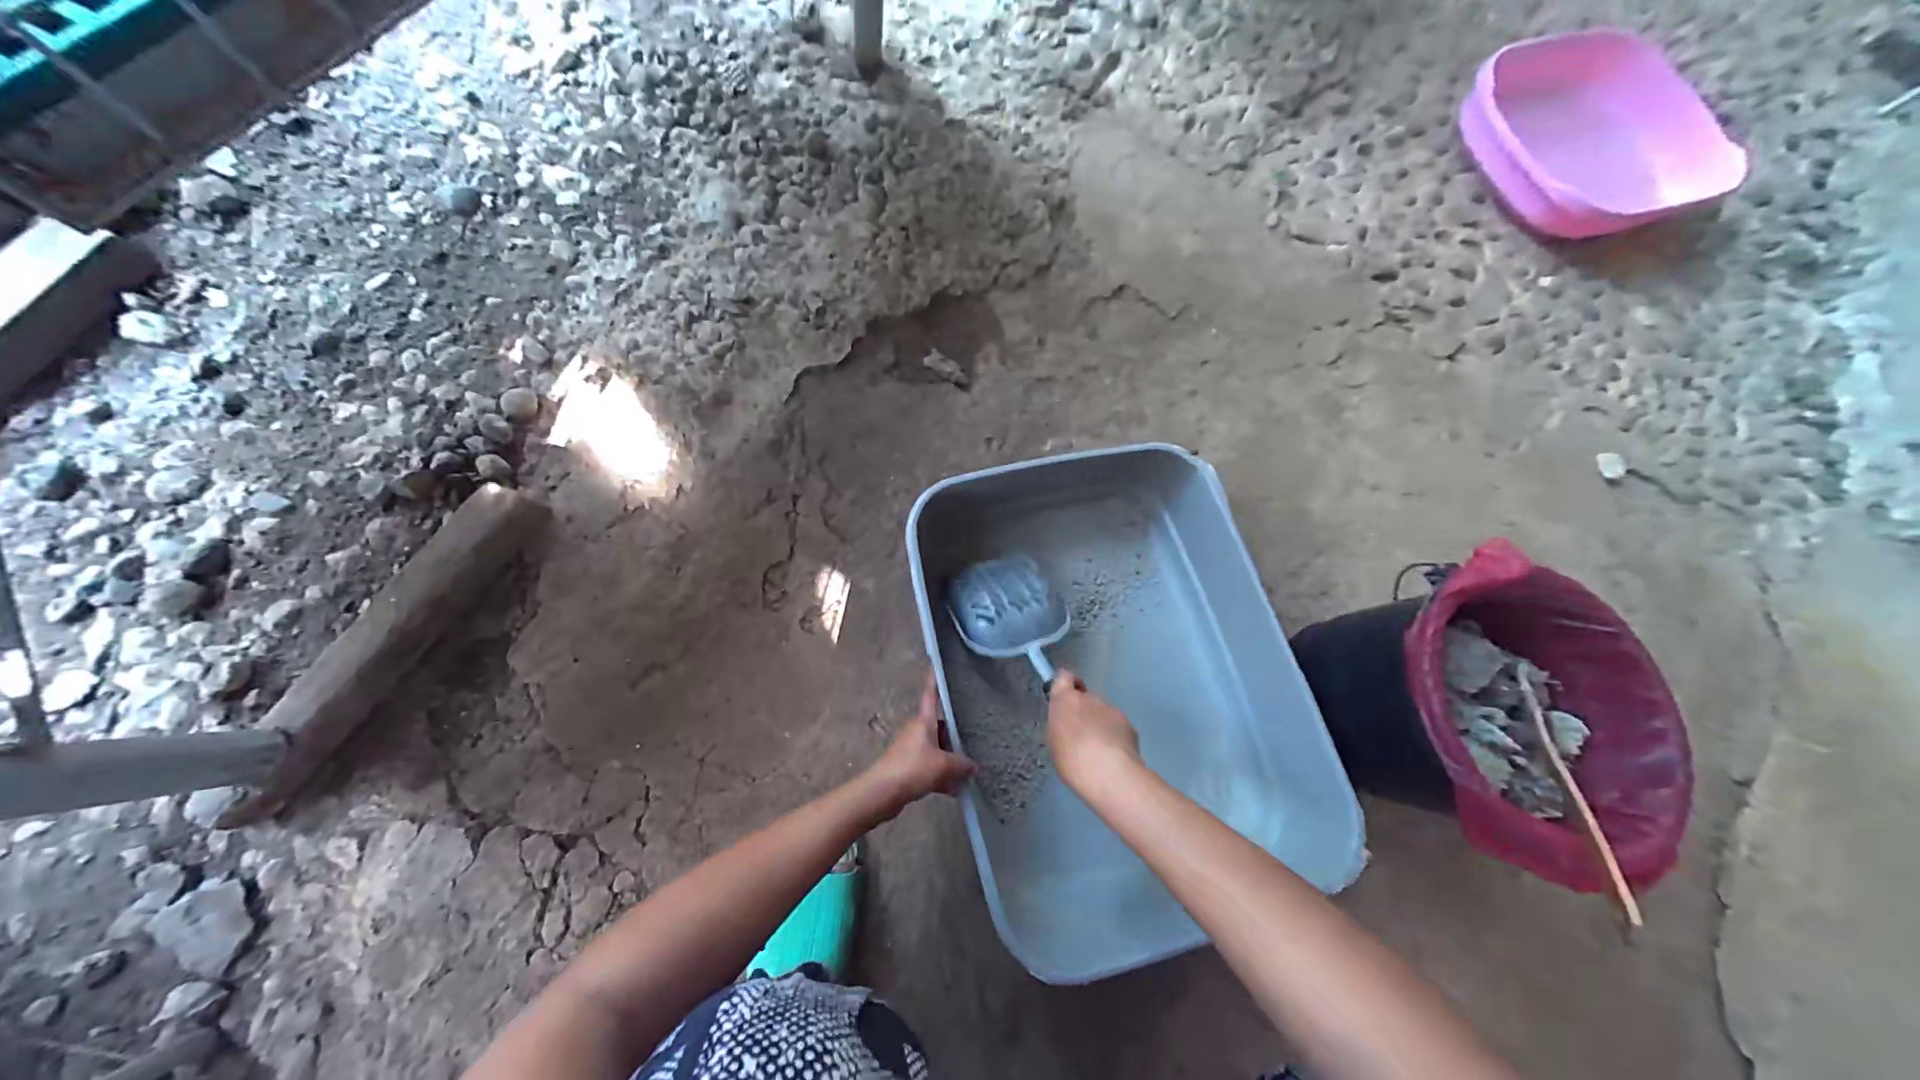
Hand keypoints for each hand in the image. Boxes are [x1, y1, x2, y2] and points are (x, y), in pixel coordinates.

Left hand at [864, 671, 975, 816]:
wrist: (882, 792)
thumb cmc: (913, 768)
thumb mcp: (944, 765)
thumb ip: (962, 764)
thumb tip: (974, 766)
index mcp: (924, 721)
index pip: (931, 694)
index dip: (935, 680)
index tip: (937, 664)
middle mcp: (917, 731)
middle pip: (940, 727)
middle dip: (956, 736)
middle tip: (975, 741)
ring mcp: (912, 750)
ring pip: (936, 750)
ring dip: (950, 761)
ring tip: (969, 772)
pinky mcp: (908, 769)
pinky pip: (930, 768)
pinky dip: (941, 776)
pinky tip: (955, 790)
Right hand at [1047, 669, 1142, 790]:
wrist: (1110, 773)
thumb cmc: (1072, 759)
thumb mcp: (1055, 743)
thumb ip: (1061, 726)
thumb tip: (1069, 724)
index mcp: (1066, 700)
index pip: (1064, 676)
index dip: (1066, 685)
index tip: (1066, 699)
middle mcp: (1090, 698)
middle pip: (1086, 698)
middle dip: (1084, 713)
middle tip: (1082, 736)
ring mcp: (1112, 710)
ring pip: (1104, 713)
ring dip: (1101, 725)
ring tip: (1099, 751)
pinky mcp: (1129, 725)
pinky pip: (1118, 727)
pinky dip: (1115, 737)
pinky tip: (1113, 756)